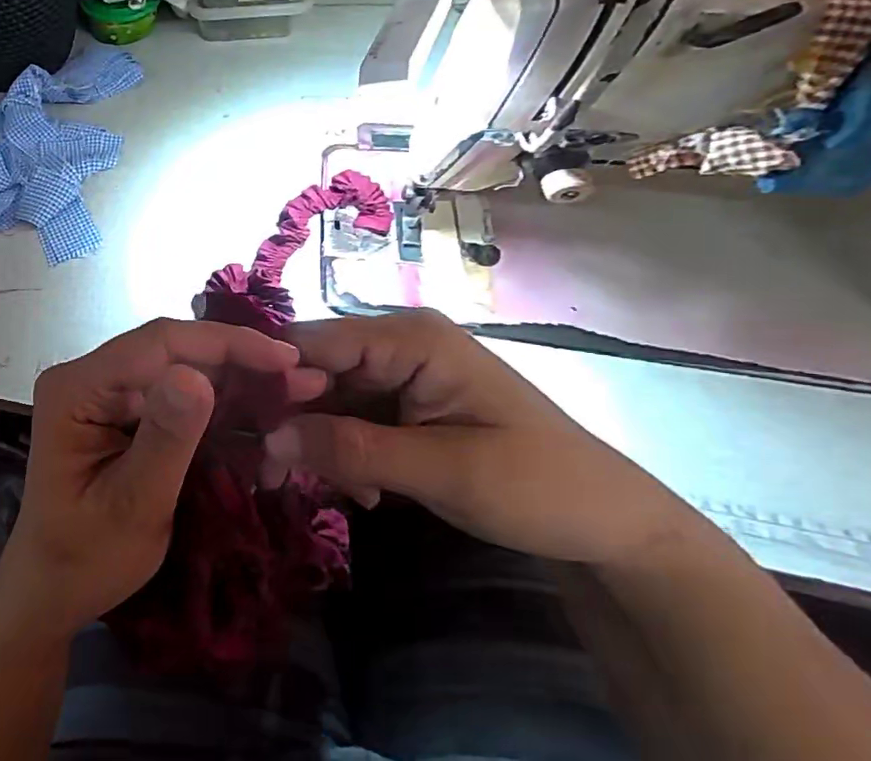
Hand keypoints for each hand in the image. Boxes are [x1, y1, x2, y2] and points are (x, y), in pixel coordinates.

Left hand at [0, 318, 327, 636]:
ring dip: (232, 381)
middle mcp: (85, 378)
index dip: (224, 344)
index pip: (155, 344)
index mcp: (75, 388)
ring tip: (293, 393)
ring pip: (174, 369)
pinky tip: (257, 414)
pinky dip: (214, 405)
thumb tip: (197, 375)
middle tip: (304, 380)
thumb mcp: (134, 503)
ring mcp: (100, 394)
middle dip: (236, 361)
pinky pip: (171, 395)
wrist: (54, 586)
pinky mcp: (117, 413)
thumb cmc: (86, 555)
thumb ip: (166, 437)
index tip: (287, 359)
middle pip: (167, 350)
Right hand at [262, 310, 700, 567]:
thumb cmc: (543, 489)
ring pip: (321, 400)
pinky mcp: (400, 404)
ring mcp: (398, 374)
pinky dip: (340, 454)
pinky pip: (344, 420)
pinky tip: (361, 492)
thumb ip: (352, 449)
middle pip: (310, 371)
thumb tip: (268, 438)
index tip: (256, 433)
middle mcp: (396, 345)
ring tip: (328, 491)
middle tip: (275, 475)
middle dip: (292, 423)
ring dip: (316, 446)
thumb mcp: (445, 471)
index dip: (276, 382)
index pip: (312, 343)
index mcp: (412, 339)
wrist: (614, 531)